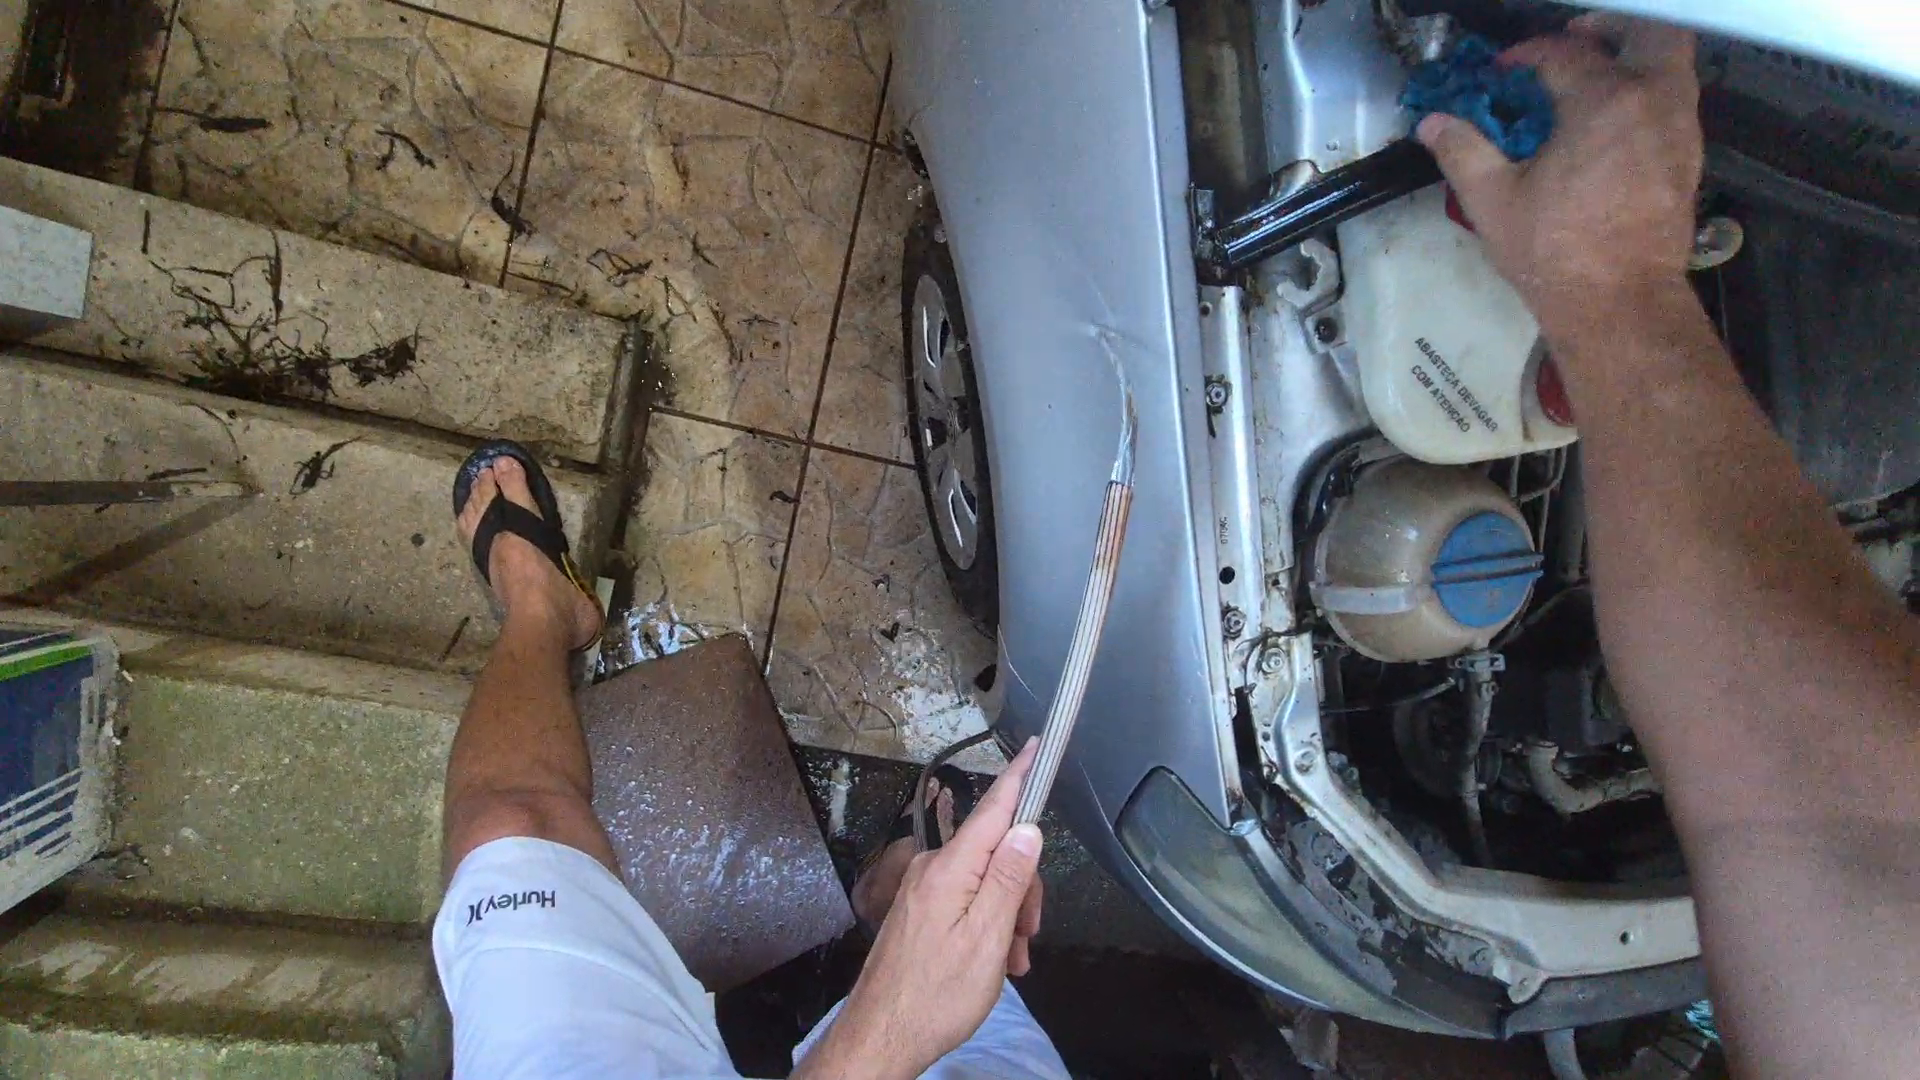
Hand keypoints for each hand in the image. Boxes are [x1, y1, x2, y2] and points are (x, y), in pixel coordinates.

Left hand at [794, 739, 1045, 1079]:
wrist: (879, 1037)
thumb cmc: (937, 993)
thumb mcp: (985, 940)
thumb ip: (1008, 880)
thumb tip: (1028, 828)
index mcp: (952, 867)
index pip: (994, 807)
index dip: (1019, 776)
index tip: (1037, 744)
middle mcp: (934, 865)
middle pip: (995, 850)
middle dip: (1021, 886)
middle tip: (1027, 936)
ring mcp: (924, 885)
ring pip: (983, 878)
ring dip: (1005, 913)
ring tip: (1009, 961)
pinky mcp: (919, 906)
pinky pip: (964, 897)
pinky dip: (985, 921)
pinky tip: (991, 959)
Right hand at [1416, 16, 1701, 334]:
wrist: (1615, 294)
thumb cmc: (1550, 248)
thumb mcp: (1492, 201)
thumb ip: (1463, 152)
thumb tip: (1432, 124)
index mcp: (1604, 102)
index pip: (1565, 56)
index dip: (1528, 55)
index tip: (1501, 70)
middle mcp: (1653, 97)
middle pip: (1645, 32)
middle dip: (1607, 29)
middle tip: (1572, 40)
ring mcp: (1680, 122)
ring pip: (1669, 60)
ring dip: (1631, 55)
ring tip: (1590, 77)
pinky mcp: (1687, 151)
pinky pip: (1673, 95)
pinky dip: (1643, 88)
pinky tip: (1610, 120)